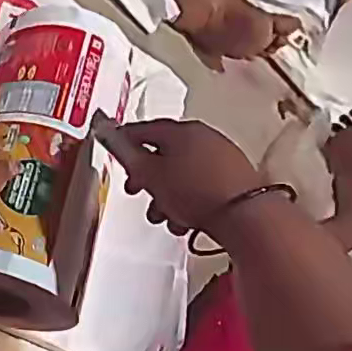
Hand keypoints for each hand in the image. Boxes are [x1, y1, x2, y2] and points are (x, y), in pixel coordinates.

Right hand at [92, 115, 264, 232]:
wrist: (244, 215)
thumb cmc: (193, 191)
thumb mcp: (149, 174)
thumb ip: (126, 153)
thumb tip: (107, 131)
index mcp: (181, 130)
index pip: (142, 129)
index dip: (123, 141)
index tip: (111, 151)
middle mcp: (202, 138)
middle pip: (161, 154)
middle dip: (146, 178)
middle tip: (136, 190)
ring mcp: (220, 157)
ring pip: (179, 175)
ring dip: (165, 196)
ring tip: (164, 216)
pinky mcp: (232, 179)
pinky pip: (198, 187)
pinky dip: (187, 202)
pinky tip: (185, 221)